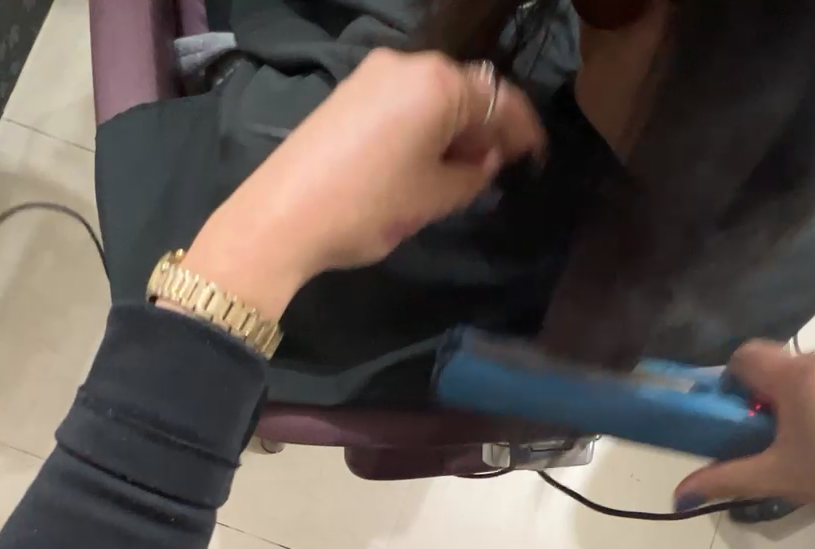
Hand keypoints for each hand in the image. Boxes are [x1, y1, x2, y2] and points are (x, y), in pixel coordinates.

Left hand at [180, 48, 545, 320]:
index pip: (498, 100)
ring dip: (449, 132)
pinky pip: (400, 106)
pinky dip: (419, 130)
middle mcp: (406, 65)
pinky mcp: (345, 97)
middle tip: (491, 172)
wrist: (281, 218)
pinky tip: (419, 164)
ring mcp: (371, 77)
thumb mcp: (431, 200)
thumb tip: (484, 162)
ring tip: (454, 175)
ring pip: (429, 99)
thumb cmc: (367, 208)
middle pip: (462, 92)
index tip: (533, 158)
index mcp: (438, 83)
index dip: (521, 131)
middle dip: (482, 130)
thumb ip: (471, 178)